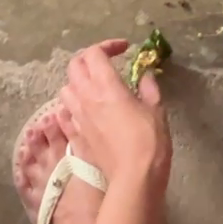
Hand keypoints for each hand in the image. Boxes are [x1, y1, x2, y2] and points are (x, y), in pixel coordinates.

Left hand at [58, 39, 170, 187]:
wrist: (134, 177)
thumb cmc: (149, 141)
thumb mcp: (156, 109)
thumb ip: (148, 87)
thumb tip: (145, 75)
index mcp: (106, 86)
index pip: (94, 53)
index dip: (108, 46)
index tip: (125, 49)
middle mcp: (87, 97)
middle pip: (74, 65)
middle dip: (89, 58)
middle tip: (107, 62)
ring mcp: (78, 117)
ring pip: (66, 88)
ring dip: (78, 81)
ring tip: (95, 85)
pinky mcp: (76, 134)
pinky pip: (66, 112)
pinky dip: (73, 105)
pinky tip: (86, 110)